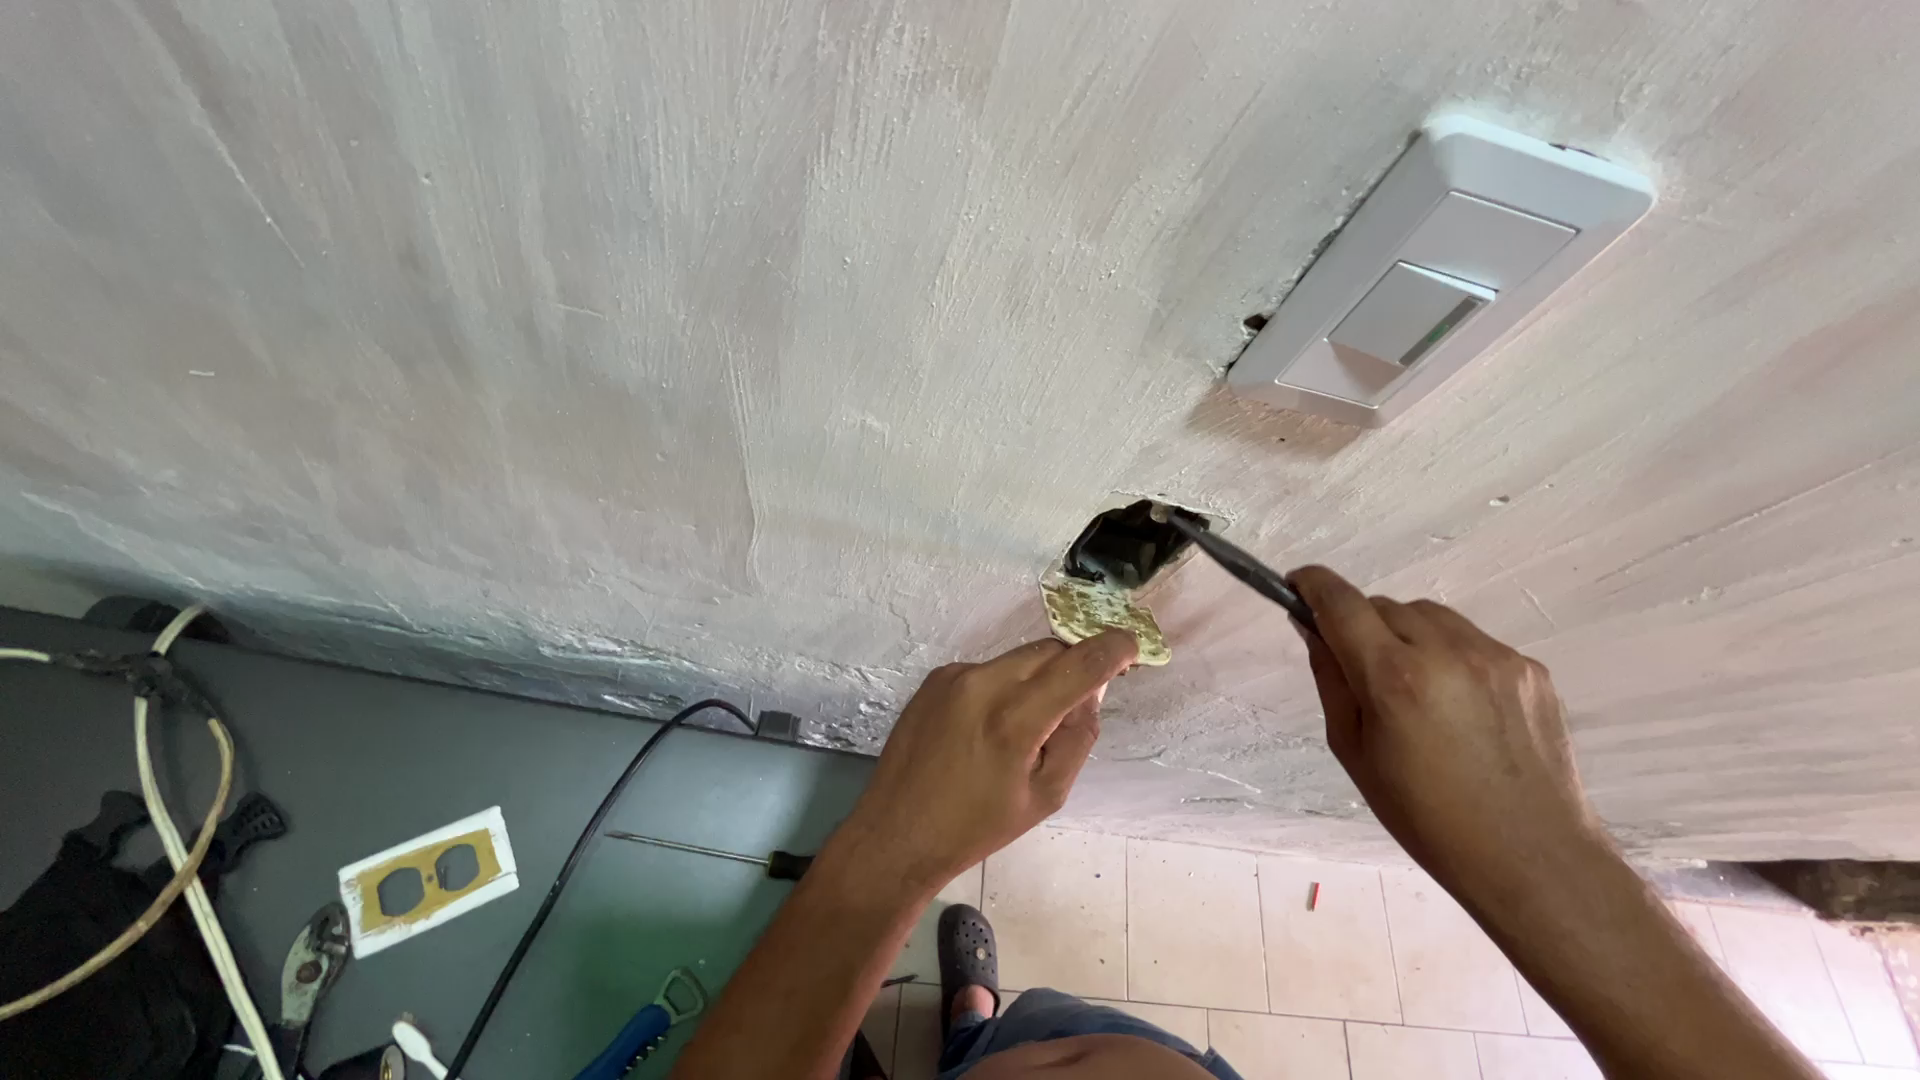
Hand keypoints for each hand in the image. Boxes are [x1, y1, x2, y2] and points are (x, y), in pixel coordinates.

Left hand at [834, 631, 1138, 895]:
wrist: (896, 832)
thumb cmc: (976, 827)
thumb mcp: (1046, 795)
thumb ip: (1078, 737)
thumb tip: (1091, 692)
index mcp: (1013, 719)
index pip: (1078, 665)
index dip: (1112, 650)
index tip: (1131, 646)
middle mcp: (982, 683)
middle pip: (1049, 651)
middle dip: (1074, 666)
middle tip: (1081, 699)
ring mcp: (954, 676)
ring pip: (1018, 659)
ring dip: (1038, 678)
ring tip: (1028, 727)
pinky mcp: (936, 678)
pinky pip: (988, 670)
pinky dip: (1004, 686)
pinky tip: (990, 727)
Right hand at [1288, 566, 1609, 906]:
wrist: (1530, 857)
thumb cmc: (1423, 815)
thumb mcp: (1351, 749)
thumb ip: (1330, 678)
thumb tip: (1312, 628)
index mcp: (1393, 678)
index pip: (1340, 602)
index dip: (1312, 584)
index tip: (1297, 585)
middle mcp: (1445, 652)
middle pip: (1383, 605)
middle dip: (1361, 624)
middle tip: (1361, 669)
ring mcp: (1495, 656)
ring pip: (1428, 615)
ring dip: (1406, 633)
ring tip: (1413, 687)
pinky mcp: (1530, 668)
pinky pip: (1470, 639)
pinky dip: (1448, 654)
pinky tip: (1457, 704)